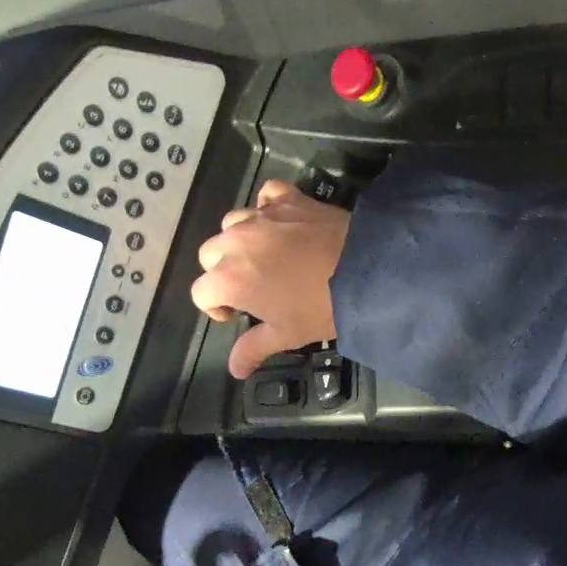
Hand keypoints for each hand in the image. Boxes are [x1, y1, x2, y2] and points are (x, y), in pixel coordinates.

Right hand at [192, 179, 349, 377]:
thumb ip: (253, 348)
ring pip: (232, 224)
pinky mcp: (287, 198)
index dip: (216, 306)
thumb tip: (235, 370)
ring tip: (265, 256)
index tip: (238, 313)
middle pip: (210, 255)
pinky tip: (280, 223)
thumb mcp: (286, 334)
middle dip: (223, 271)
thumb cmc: (320, 308)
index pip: (201, 292)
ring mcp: (260, 216)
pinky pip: (265, 195)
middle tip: (252, 287)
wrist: (364, 271)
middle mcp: (236, 241)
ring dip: (239, 240)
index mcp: (229, 278)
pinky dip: (267, 208)